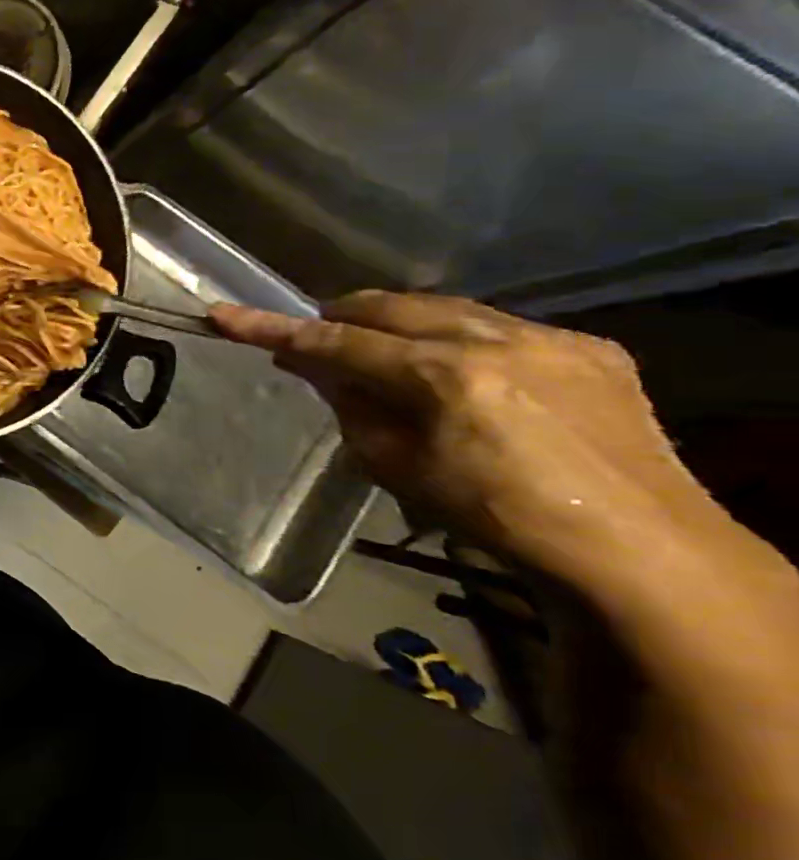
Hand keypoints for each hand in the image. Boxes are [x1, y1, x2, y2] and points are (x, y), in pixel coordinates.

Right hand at [209, 292, 732, 579]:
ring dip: (402, 325)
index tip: (224, 313)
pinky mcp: (593, 349)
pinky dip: (464, 340)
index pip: (335, 341)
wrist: (636, 552)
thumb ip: (350, 405)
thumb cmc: (493, 518)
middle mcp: (496, 341)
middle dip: (343, 317)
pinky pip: (503, 327)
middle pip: (390, 306)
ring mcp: (551, 339)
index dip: (272, 328)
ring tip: (389, 355)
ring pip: (446, 308)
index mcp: (442, 377)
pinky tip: (469, 376)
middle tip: (319, 339)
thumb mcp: (396, 467)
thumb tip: (316, 365)